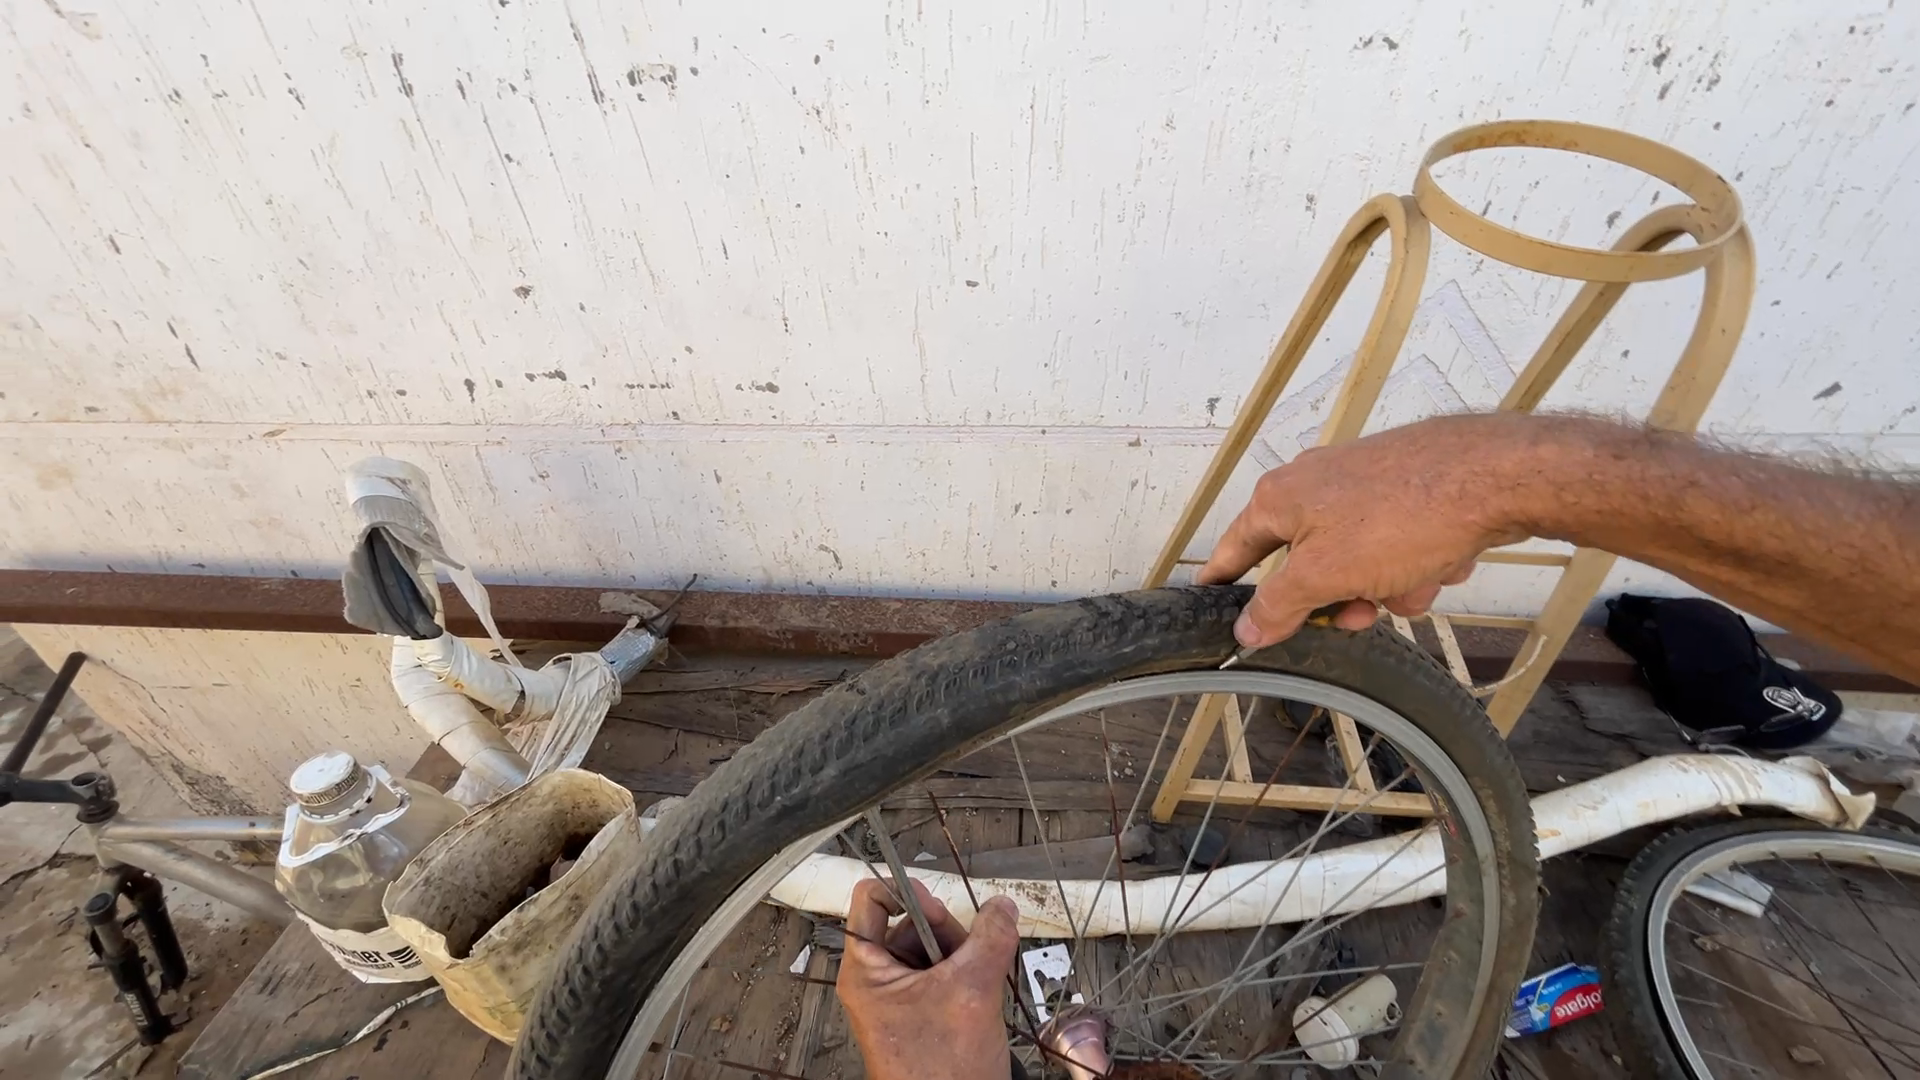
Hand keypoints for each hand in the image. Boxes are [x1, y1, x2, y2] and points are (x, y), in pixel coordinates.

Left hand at [836, 878, 1020, 1079]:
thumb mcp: (971, 992)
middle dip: (948, 933)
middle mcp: (876, 977)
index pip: (872, 897)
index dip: (906, 891)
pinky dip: (965, 973)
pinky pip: (942, 969)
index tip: (938, 908)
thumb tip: (1003, 904)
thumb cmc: (943, 1072)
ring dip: (962, 955)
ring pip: (932, 944)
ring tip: (976, 986)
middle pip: (912, 920)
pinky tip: (977, 997)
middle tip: (969, 960)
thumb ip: (990, 938)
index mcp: (865, 969)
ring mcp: (898, 994)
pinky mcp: (919, 1008)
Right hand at [1198, 413, 1538, 646]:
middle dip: (1335, 595)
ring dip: (1383, 583)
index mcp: (1278, 498)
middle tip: (1360, 614)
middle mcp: (1311, 483)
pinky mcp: (1402, 484)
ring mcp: (1359, 481)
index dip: (1221, 581)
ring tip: (1417, 581)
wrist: (1499, 473)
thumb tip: (1244, 631)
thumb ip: (1278, 606)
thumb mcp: (1325, 575)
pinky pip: (1391, 539)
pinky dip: (1412, 558)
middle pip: (1303, 561)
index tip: (1209, 602)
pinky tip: (1441, 558)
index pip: (1234, 550)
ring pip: (1353, 557)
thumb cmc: (1400, 519)